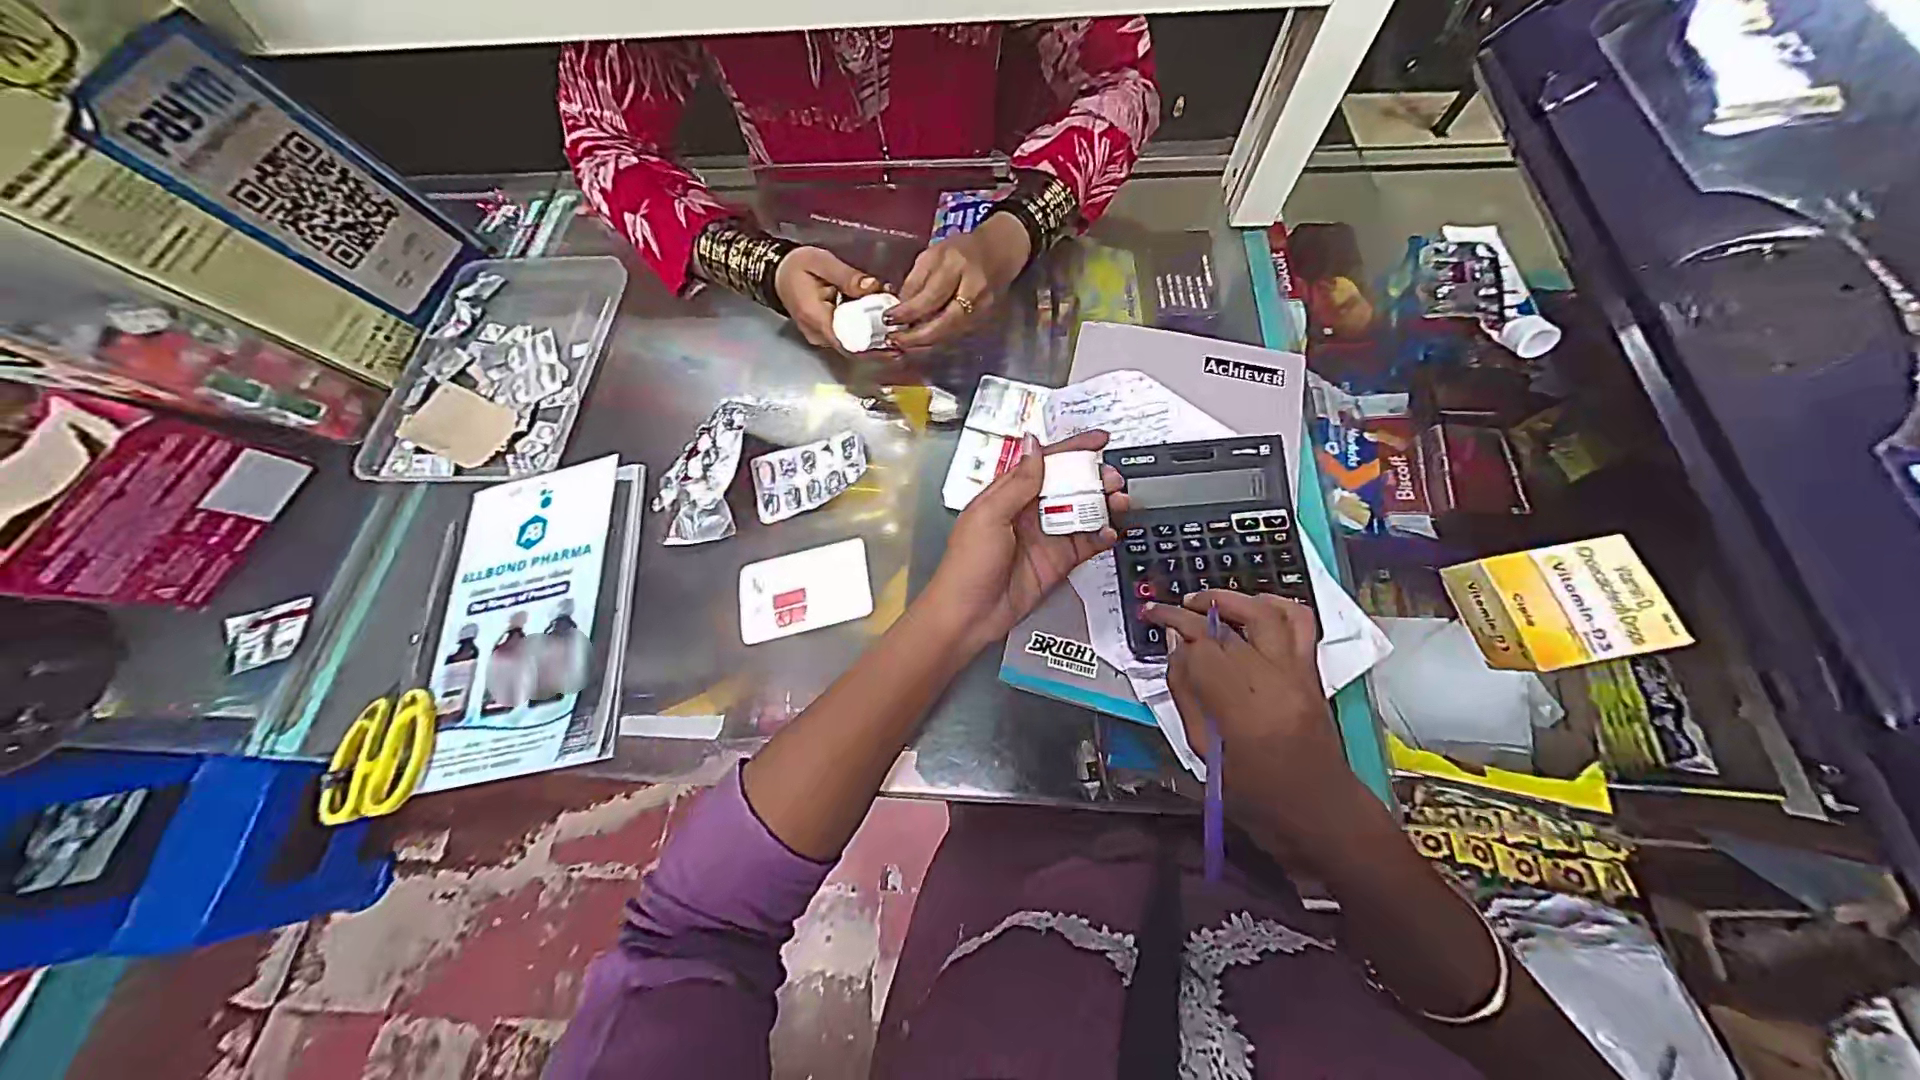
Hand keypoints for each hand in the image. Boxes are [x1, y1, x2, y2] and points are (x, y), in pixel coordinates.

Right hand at [774, 246, 886, 351]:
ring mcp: (821, 338)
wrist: (777, 273)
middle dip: (878, 344)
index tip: (892, 344)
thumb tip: (873, 286)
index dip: (872, 347)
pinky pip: (847, 338)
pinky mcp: (826, 335)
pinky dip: (864, 334)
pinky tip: (881, 327)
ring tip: (896, 332)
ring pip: (851, 345)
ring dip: (873, 340)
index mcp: (816, 318)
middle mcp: (818, 335)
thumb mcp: (821, 262)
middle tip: (901, 338)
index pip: (847, 343)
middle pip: (853, 348)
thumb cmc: (797, 266)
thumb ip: (847, 276)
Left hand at [883, 213, 1031, 349]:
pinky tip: (921, 340)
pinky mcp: (983, 319)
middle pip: (944, 322)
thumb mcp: (933, 255)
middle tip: (894, 341)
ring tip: (902, 343)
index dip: (908, 312)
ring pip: (950, 333)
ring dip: (924, 342)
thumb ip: (916, 281)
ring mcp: (981, 308)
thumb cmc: (962, 250)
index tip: (888, 320)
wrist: (1000, 252)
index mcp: (957, 265)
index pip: (930, 296)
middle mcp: (973, 289)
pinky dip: (936, 339)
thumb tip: (899, 308)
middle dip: (916, 336)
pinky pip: (956, 334)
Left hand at [919, 431, 1127, 652]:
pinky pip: (1087, 543)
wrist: (969, 615)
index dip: (1073, 450)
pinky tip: (1110, 531)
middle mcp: (1029, 513)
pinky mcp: (1058, 561)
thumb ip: (1018, 482)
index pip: (1045, 463)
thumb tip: (1034, 446)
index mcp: (1009, 495)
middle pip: (1069, 486)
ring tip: (1118, 501)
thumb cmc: (967, 565)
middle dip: (1094, 478)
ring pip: (1082, 512)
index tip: (1099, 441)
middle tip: (1112, 478)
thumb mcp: (989, 515)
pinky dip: (1102, 535)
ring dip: (1103, 504)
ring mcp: (1045, 537)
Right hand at [1142, 591, 1370, 866]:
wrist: (1321, 810)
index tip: (1156, 625)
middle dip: (1189, 614)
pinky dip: (1274, 604)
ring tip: (1201, 600)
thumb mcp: (1204, 753)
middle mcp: (1275, 684)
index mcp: (1243, 713)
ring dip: (1229, 599)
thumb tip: (1174, 649)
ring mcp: (1299, 673)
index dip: (1174, 632)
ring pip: (1264, 614)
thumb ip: (1186, 696)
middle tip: (1164, 611)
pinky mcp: (1313, 670)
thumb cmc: (1257, 796)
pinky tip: (1251, 604)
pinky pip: (1300, 622)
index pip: (1202, 651)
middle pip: (1227, 629)